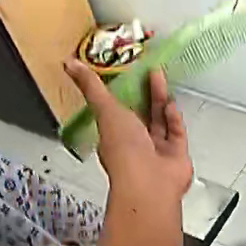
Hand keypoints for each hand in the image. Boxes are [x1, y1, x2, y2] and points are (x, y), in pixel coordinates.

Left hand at [66, 60, 191, 206]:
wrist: (149, 182)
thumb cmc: (123, 150)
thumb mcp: (104, 110)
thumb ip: (91, 86)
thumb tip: (69, 63)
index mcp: (115, 135)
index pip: (118, 110)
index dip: (124, 92)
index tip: (128, 71)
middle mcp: (136, 144)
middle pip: (143, 113)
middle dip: (146, 92)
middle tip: (148, 69)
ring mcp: (158, 152)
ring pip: (161, 121)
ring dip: (160, 99)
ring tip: (160, 76)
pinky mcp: (177, 156)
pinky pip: (177, 134)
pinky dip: (174, 119)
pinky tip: (172, 105)